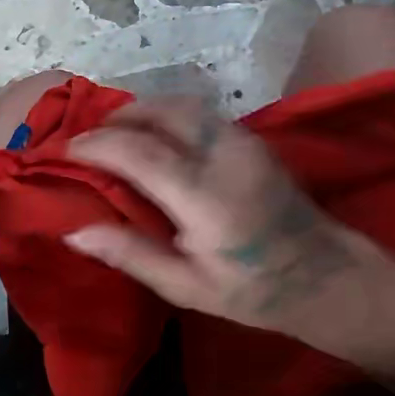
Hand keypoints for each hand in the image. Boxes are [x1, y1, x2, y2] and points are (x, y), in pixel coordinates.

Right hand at [65, 98, 388, 344]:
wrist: (329, 277)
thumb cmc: (254, 291)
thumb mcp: (187, 288)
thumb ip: (131, 254)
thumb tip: (74, 232)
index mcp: (207, 198)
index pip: (139, 152)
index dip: (96, 145)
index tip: (66, 152)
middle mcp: (225, 156)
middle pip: (159, 113)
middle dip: (114, 120)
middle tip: (86, 141)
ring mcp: (242, 141)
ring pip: (178, 104)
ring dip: (138, 112)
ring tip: (112, 135)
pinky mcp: (250, 137)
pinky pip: (195, 111)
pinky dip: (162, 114)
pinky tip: (150, 136)